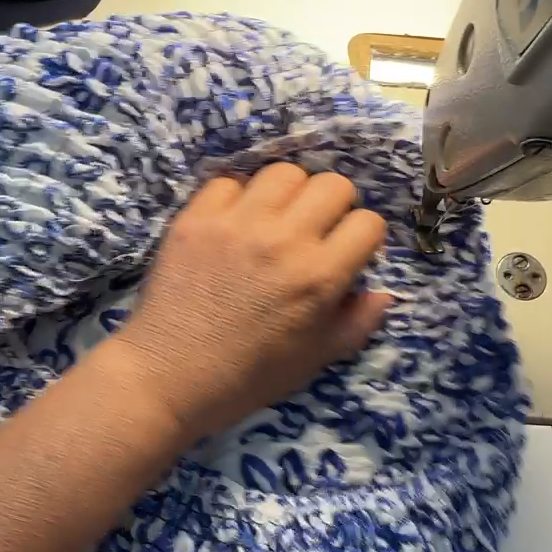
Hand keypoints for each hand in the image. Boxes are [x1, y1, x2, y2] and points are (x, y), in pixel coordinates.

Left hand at [106, 163, 393, 441]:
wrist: (168, 377)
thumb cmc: (246, 378)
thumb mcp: (313, 361)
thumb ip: (355, 323)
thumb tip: (384, 292)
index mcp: (319, 277)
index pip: (368, 223)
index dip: (362, 238)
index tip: (346, 252)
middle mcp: (283, 240)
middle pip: (332, 184)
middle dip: (333, 206)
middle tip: (314, 230)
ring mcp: (236, 224)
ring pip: (283, 172)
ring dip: (288, 193)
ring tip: (274, 218)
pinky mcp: (195, 218)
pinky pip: (229, 181)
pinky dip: (236, 197)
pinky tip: (233, 223)